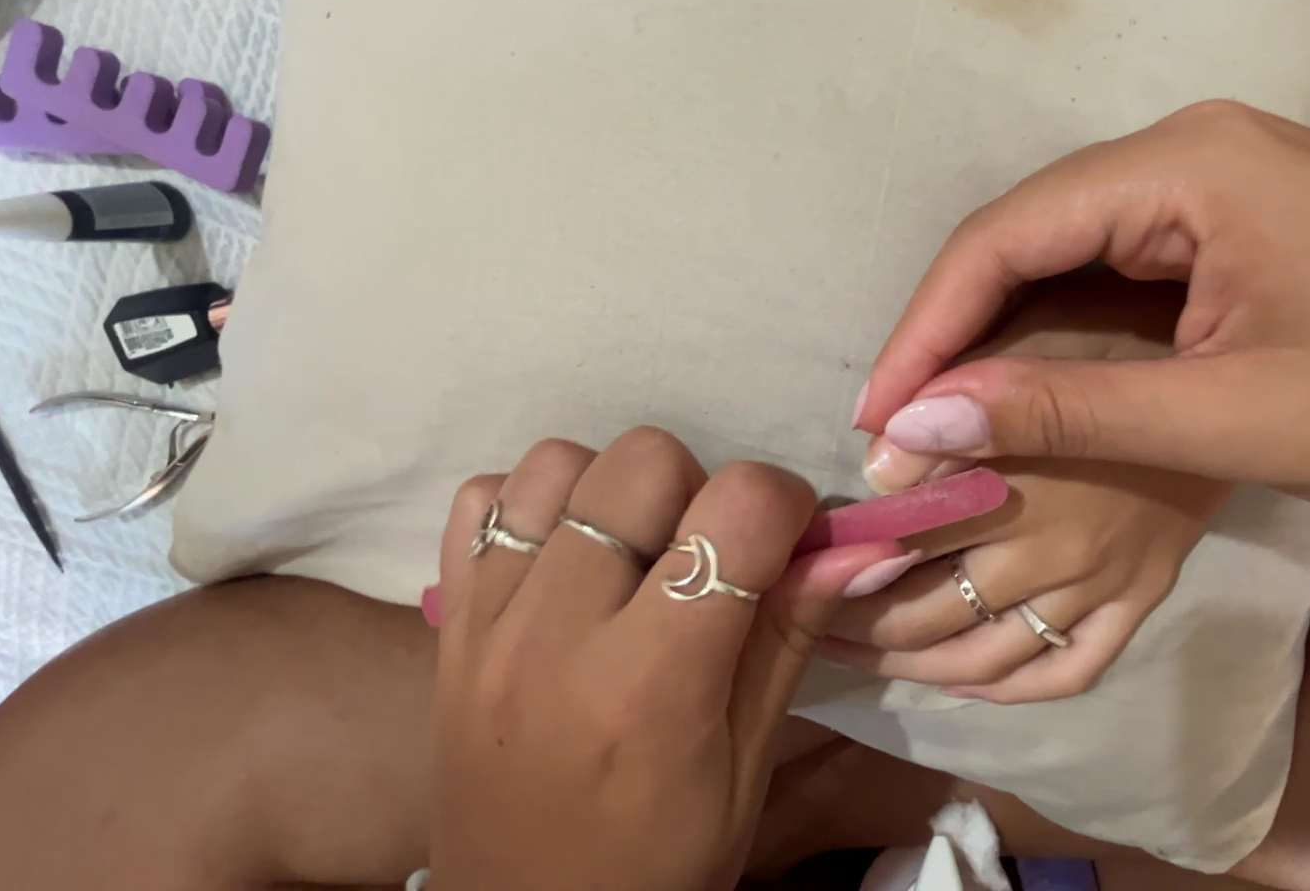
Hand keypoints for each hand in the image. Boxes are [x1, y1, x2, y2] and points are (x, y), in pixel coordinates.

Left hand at [429, 428, 905, 890]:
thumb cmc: (661, 863)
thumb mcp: (748, 763)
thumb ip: (793, 634)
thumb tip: (863, 544)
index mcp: (650, 683)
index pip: (738, 510)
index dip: (784, 502)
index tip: (788, 539)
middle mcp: (555, 634)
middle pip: (642, 460)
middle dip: (698, 488)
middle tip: (705, 556)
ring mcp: (486, 624)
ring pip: (558, 462)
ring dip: (614, 490)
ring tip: (634, 555)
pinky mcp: (446, 623)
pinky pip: (479, 500)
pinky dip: (534, 506)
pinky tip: (566, 560)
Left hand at [826, 272, 1230, 702]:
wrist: (1228, 362)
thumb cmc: (1113, 332)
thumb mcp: (1023, 339)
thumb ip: (949, 396)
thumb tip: (873, 453)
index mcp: (1014, 481)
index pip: (900, 538)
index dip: (841, 554)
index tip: (801, 560)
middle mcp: (1051, 550)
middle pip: (928, 610)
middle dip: (856, 621)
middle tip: (805, 618)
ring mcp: (1098, 588)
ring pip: (985, 657)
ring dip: (911, 665)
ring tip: (855, 656)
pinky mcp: (1140, 604)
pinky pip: (1067, 671)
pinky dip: (1007, 686)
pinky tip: (963, 682)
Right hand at [852, 101, 1309, 521]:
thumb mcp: (1226, 416)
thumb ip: (1062, 411)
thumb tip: (915, 422)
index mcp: (1189, 164)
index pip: (1008, 233)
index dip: (927, 325)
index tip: (875, 410)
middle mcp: (1187, 151)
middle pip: (1023, 235)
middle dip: (951, 328)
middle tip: (895, 417)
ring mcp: (1209, 186)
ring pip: (1058, 253)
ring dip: (994, 333)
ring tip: (935, 408)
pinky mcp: (1225, 230)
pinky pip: (1104, 271)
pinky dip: (1051, 332)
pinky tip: (1016, 383)